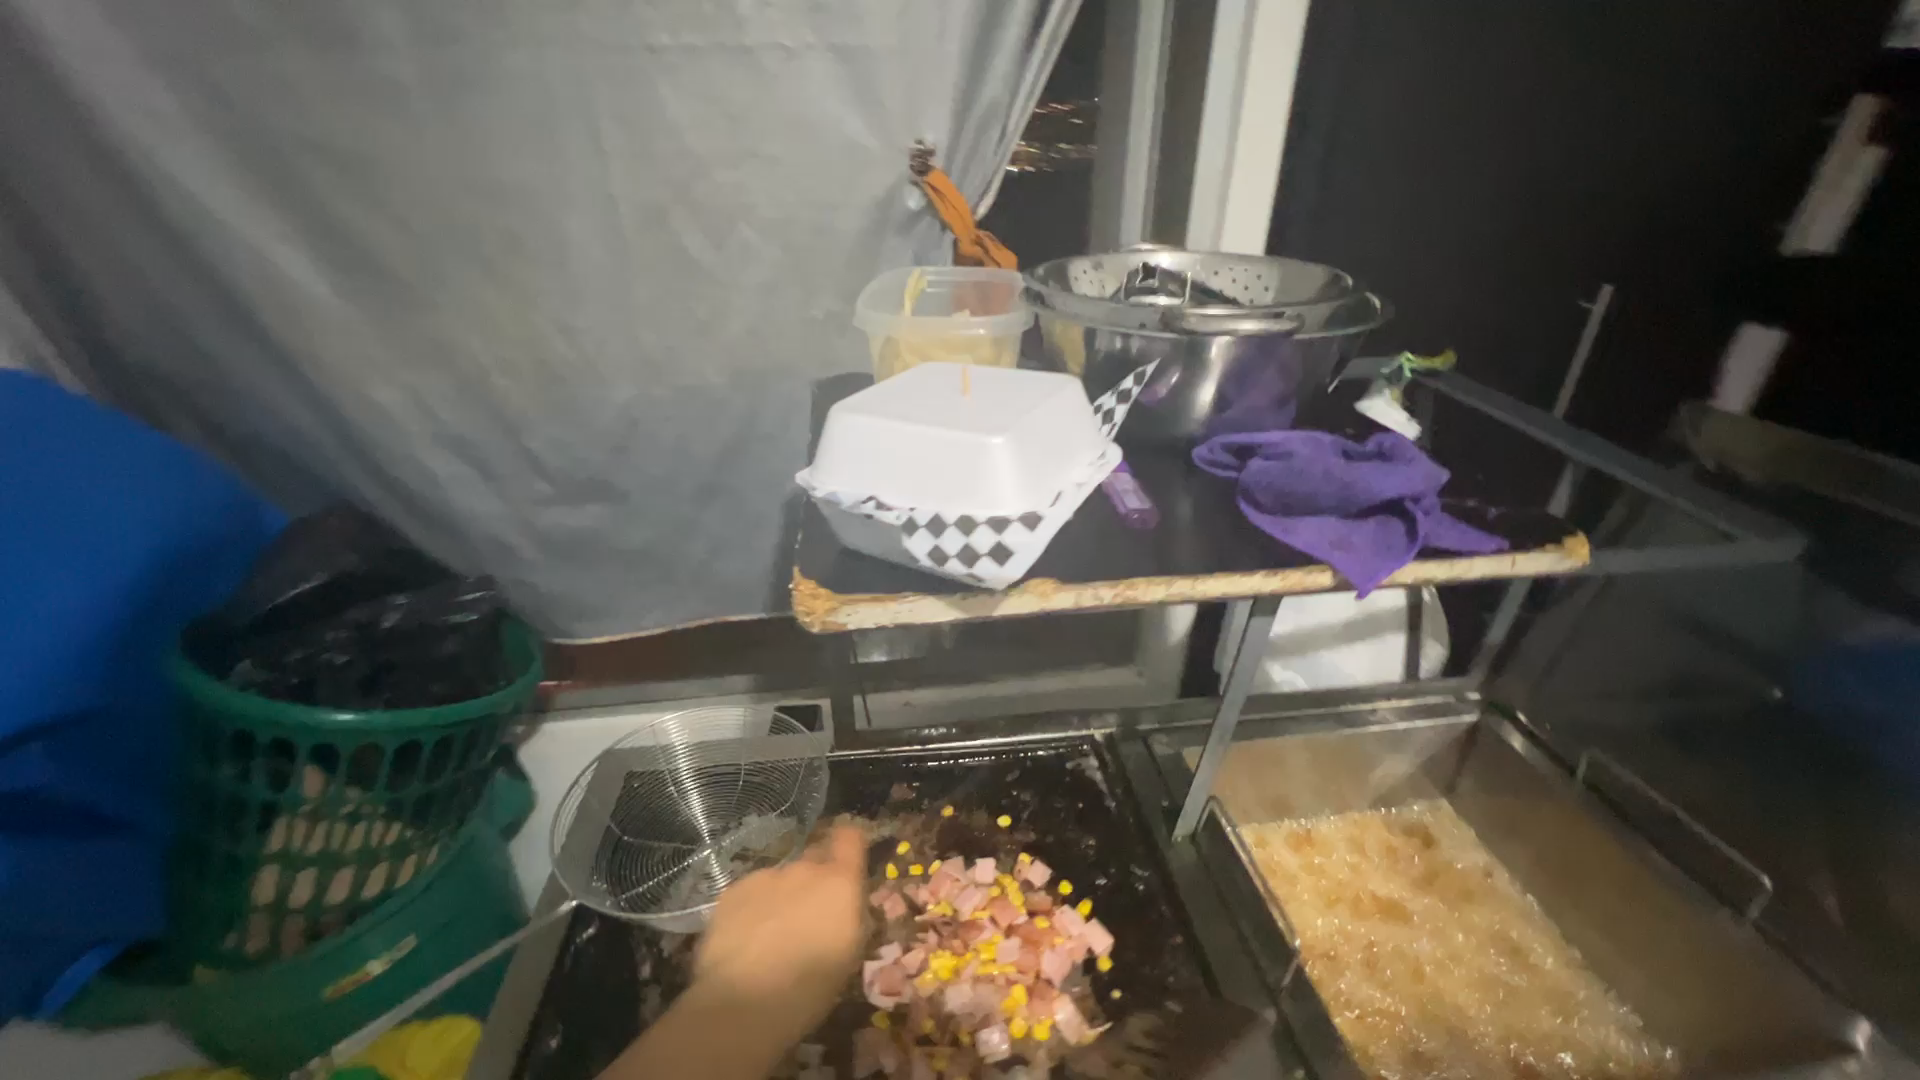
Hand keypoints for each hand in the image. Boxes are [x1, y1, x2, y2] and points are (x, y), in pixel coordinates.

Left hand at [689, 825, 867, 1040]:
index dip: (849, 845)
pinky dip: (753, 908)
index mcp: (840, 882)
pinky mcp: (732, 890)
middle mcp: (804, 869)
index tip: (847, 862)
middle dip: (814, 880)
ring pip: (781, 879)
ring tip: (771, 937)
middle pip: (814, 859)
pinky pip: (752, 892)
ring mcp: (765, 876)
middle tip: (808, 916)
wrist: (742, 1005)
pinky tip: (745, 941)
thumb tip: (846, 905)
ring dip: (782, 898)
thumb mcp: (849, 954)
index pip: (850, 836)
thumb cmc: (810, 988)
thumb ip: (851, 916)